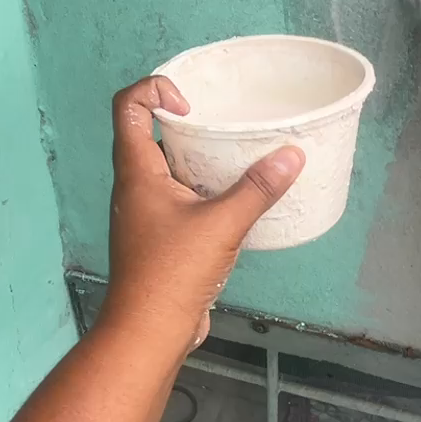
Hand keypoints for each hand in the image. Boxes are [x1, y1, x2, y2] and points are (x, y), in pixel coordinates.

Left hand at [97, 77, 304, 354]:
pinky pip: (177, 197)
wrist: (148, 331)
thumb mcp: (222, 225)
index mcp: (137, 171)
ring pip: (165, 168)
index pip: (128, 106)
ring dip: (194, 157)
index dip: (154, 89)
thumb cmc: (173, 272)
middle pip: (147, 134)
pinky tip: (233, 198)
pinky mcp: (157, 236)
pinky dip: (200, 188)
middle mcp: (134, 186)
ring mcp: (144, 212)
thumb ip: (256, 189)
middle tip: (223, 123)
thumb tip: (292, 155)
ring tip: (235, 155)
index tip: (191, 105)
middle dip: (183, 122)